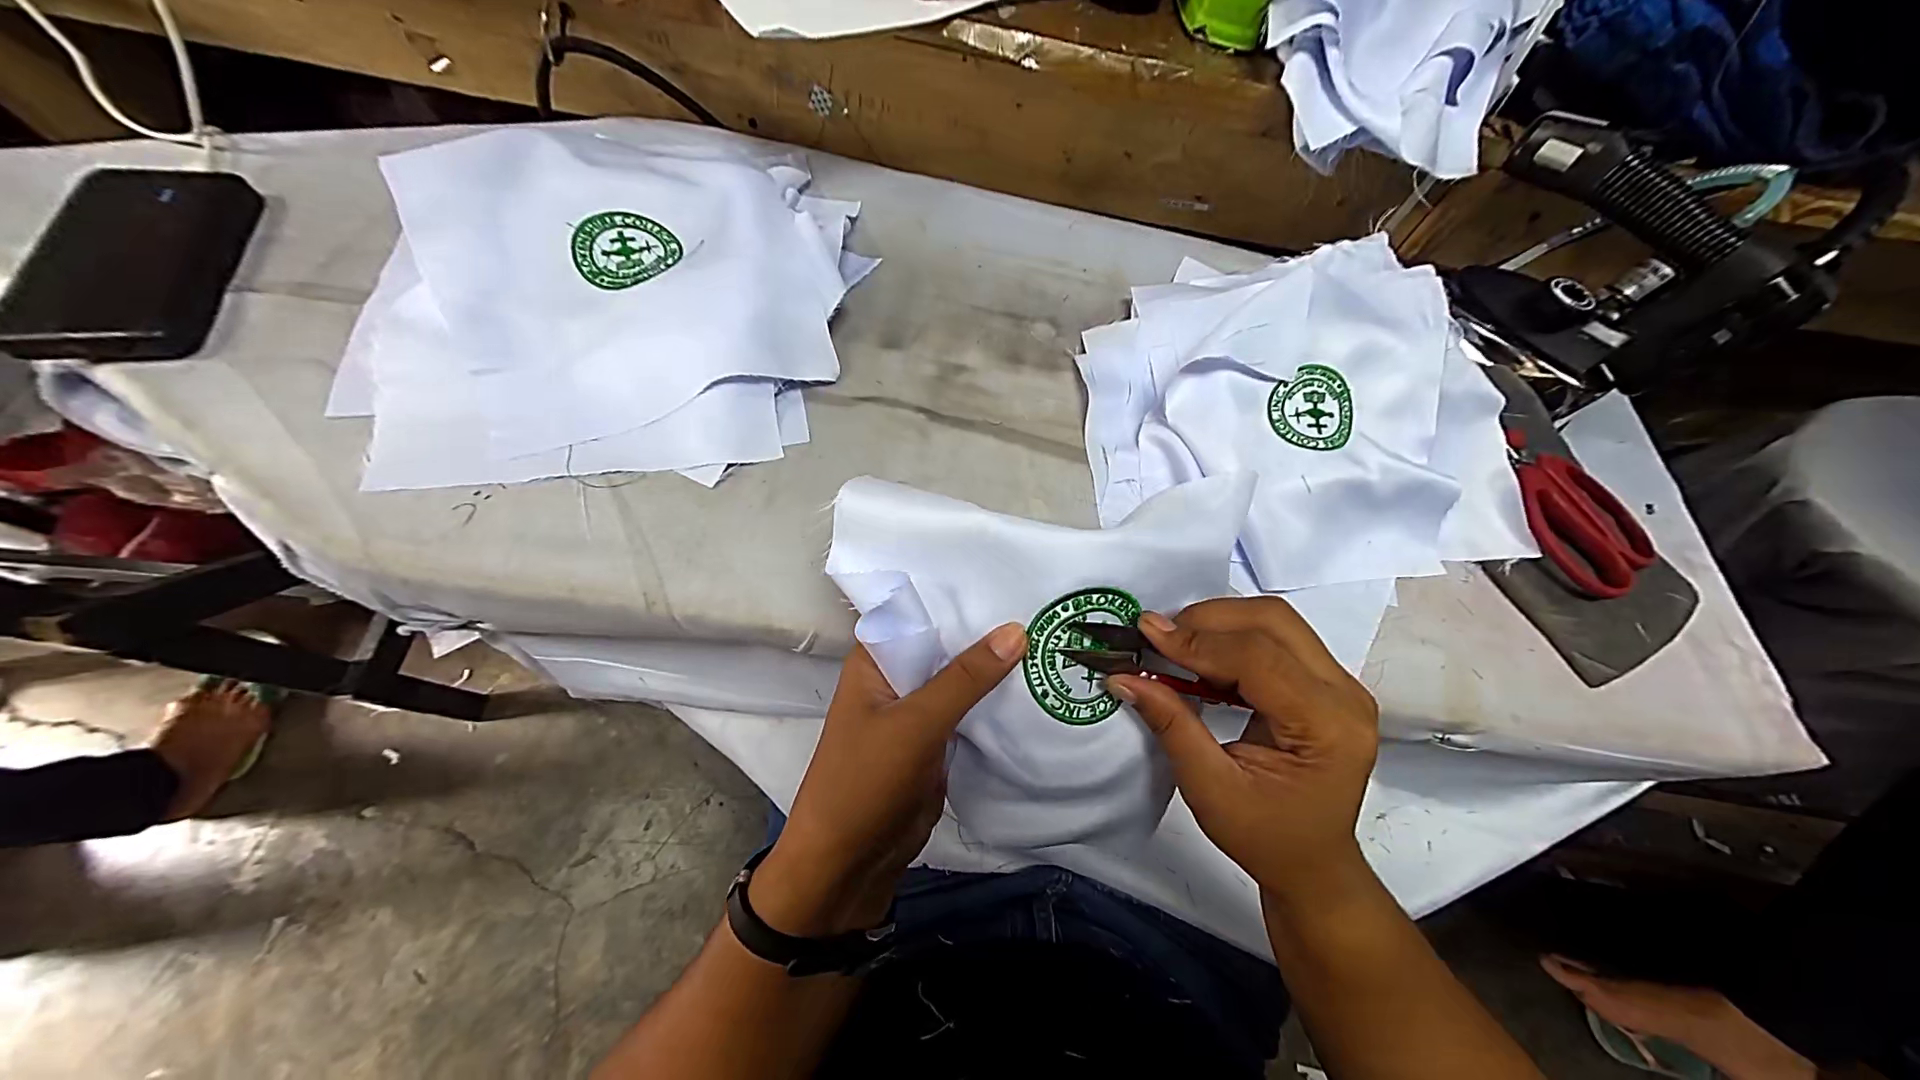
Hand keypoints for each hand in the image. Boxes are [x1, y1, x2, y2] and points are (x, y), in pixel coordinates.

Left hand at [752, 624, 1026, 936]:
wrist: (847, 866)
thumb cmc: (865, 783)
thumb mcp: (916, 723)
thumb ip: (965, 678)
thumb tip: (1016, 630)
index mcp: (875, 661)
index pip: (921, 611)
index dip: (962, 596)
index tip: (1012, 580)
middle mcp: (896, 679)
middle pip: (946, 646)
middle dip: (988, 633)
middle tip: (1047, 609)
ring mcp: (917, 714)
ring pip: (961, 682)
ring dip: (996, 671)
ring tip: (1052, 641)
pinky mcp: (936, 744)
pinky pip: (970, 715)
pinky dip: (995, 706)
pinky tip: (1037, 690)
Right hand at [1109, 597, 1378, 908]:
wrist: (1312, 862)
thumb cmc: (1266, 837)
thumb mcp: (1209, 787)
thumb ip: (1170, 724)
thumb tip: (1125, 677)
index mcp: (1326, 726)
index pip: (1258, 657)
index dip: (1197, 641)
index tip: (1146, 634)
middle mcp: (1344, 695)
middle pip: (1273, 622)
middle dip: (1208, 620)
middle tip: (1159, 638)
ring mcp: (1341, 685)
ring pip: (1275, 621)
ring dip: (1220, 623)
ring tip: (1176, 645)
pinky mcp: (1327, 682)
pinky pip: (1277, 637)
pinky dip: (1233, 637)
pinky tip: (1203, 657)